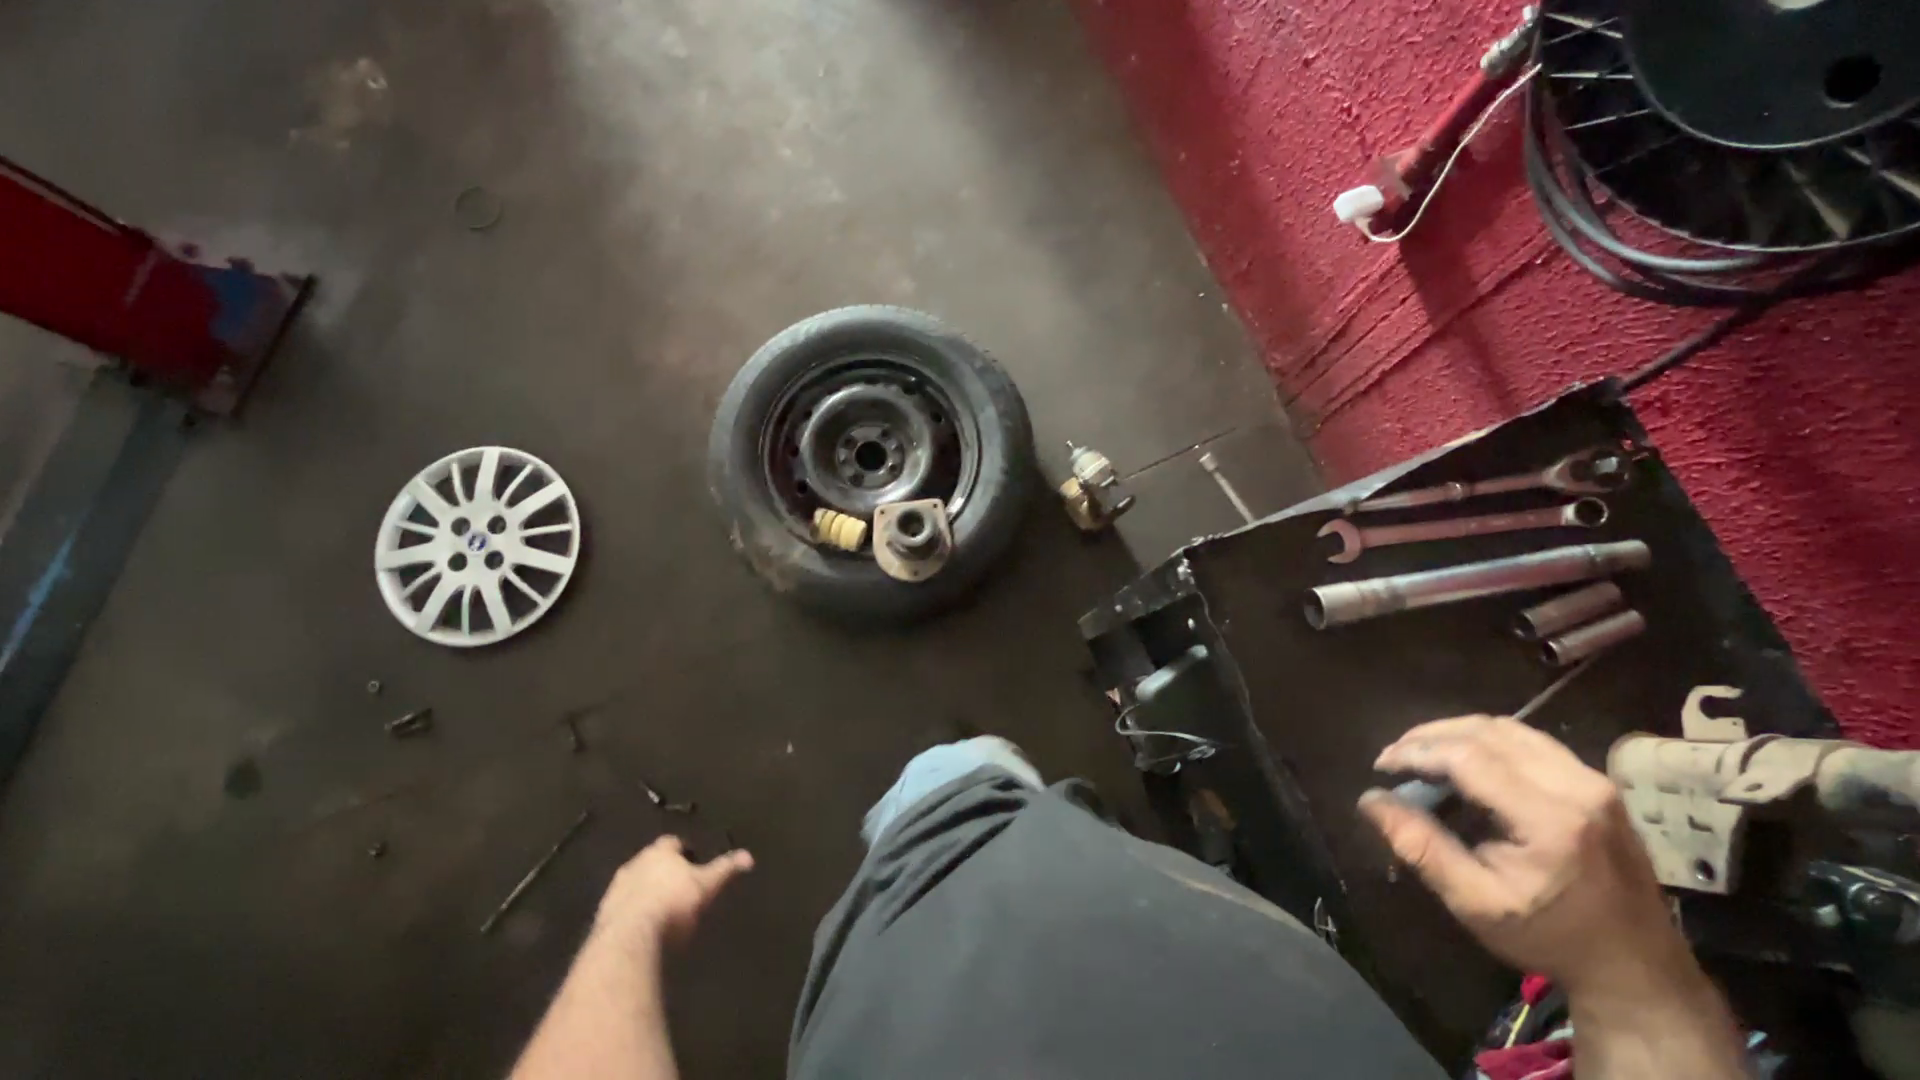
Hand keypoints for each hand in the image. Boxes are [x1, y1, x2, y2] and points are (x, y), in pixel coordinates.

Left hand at [594, 835, 753, 949]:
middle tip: (678, 888)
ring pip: (634, 884)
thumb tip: (748, 856)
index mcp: (659, 852)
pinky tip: (642, 928)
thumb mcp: (706, 887)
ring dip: (644, 892)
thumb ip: (725, 869)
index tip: (692, 864)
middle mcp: (634, 864)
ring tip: (660, 911)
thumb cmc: (673, 905)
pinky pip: (621, 907)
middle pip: (650, 862)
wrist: (629, 939)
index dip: (683, 852)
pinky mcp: (602, 915)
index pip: (672, 842)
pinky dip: (632, 912)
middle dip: (662, 872)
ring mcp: (615, 889)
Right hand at [1358, 715, 1684, 991]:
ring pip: (1510, 729)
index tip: (1382, 766)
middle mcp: (1577, 786)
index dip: (1417, 752)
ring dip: (1457, 733)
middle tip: (1395, 757)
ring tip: (1423, 754)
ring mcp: (1594, 780)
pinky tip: (1465, 762)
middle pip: (1487, 732)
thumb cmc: (1548, 936)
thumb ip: (1420, 846)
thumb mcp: (1474, 901)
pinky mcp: (1598, 783)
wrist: (1634, 965)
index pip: (1468, 757)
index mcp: (1549, 819)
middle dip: (1430, 737)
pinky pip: (1532, 742)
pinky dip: (1488, 741)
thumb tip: (1369, 801)